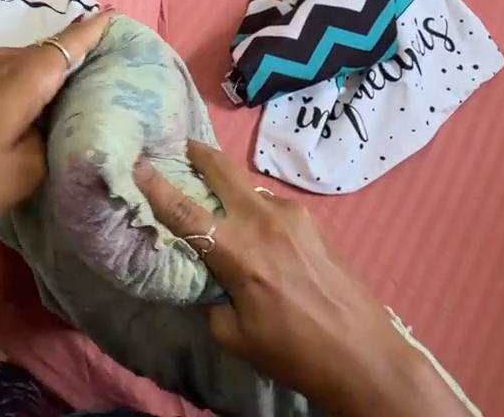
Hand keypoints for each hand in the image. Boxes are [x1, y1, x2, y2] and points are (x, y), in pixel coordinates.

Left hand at [0, 9, 116, 244]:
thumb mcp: (27, 171)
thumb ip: (60, 143)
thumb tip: (75, 127)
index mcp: (29, 73)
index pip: (74, 41)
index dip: (98, 30)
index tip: (123, 19)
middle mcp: (10, 59)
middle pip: (59, 49)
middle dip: (89, 54)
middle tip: (124, 71)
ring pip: (40, 62)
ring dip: (64, 71)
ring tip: (95, 91)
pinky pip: (22, 72)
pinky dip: (43, 82)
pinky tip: (53, 107)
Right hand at [135, 141, 471, 416]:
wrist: (366, 356)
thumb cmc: (295, 352)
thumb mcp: (237, 337)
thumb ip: (211, 299)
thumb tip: (203, 277)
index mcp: (238, 253)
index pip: (184, 211)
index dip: (155, 185)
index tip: (137, 162)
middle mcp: (262, 221)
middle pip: (221, 169)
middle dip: (199, 153)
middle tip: (184, 147)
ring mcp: (292, 215)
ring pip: (249, 188)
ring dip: (232, 190)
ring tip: (227, 207)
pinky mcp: (313, 220)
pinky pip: (273, 206)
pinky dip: (259, 212)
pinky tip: (267, 238)